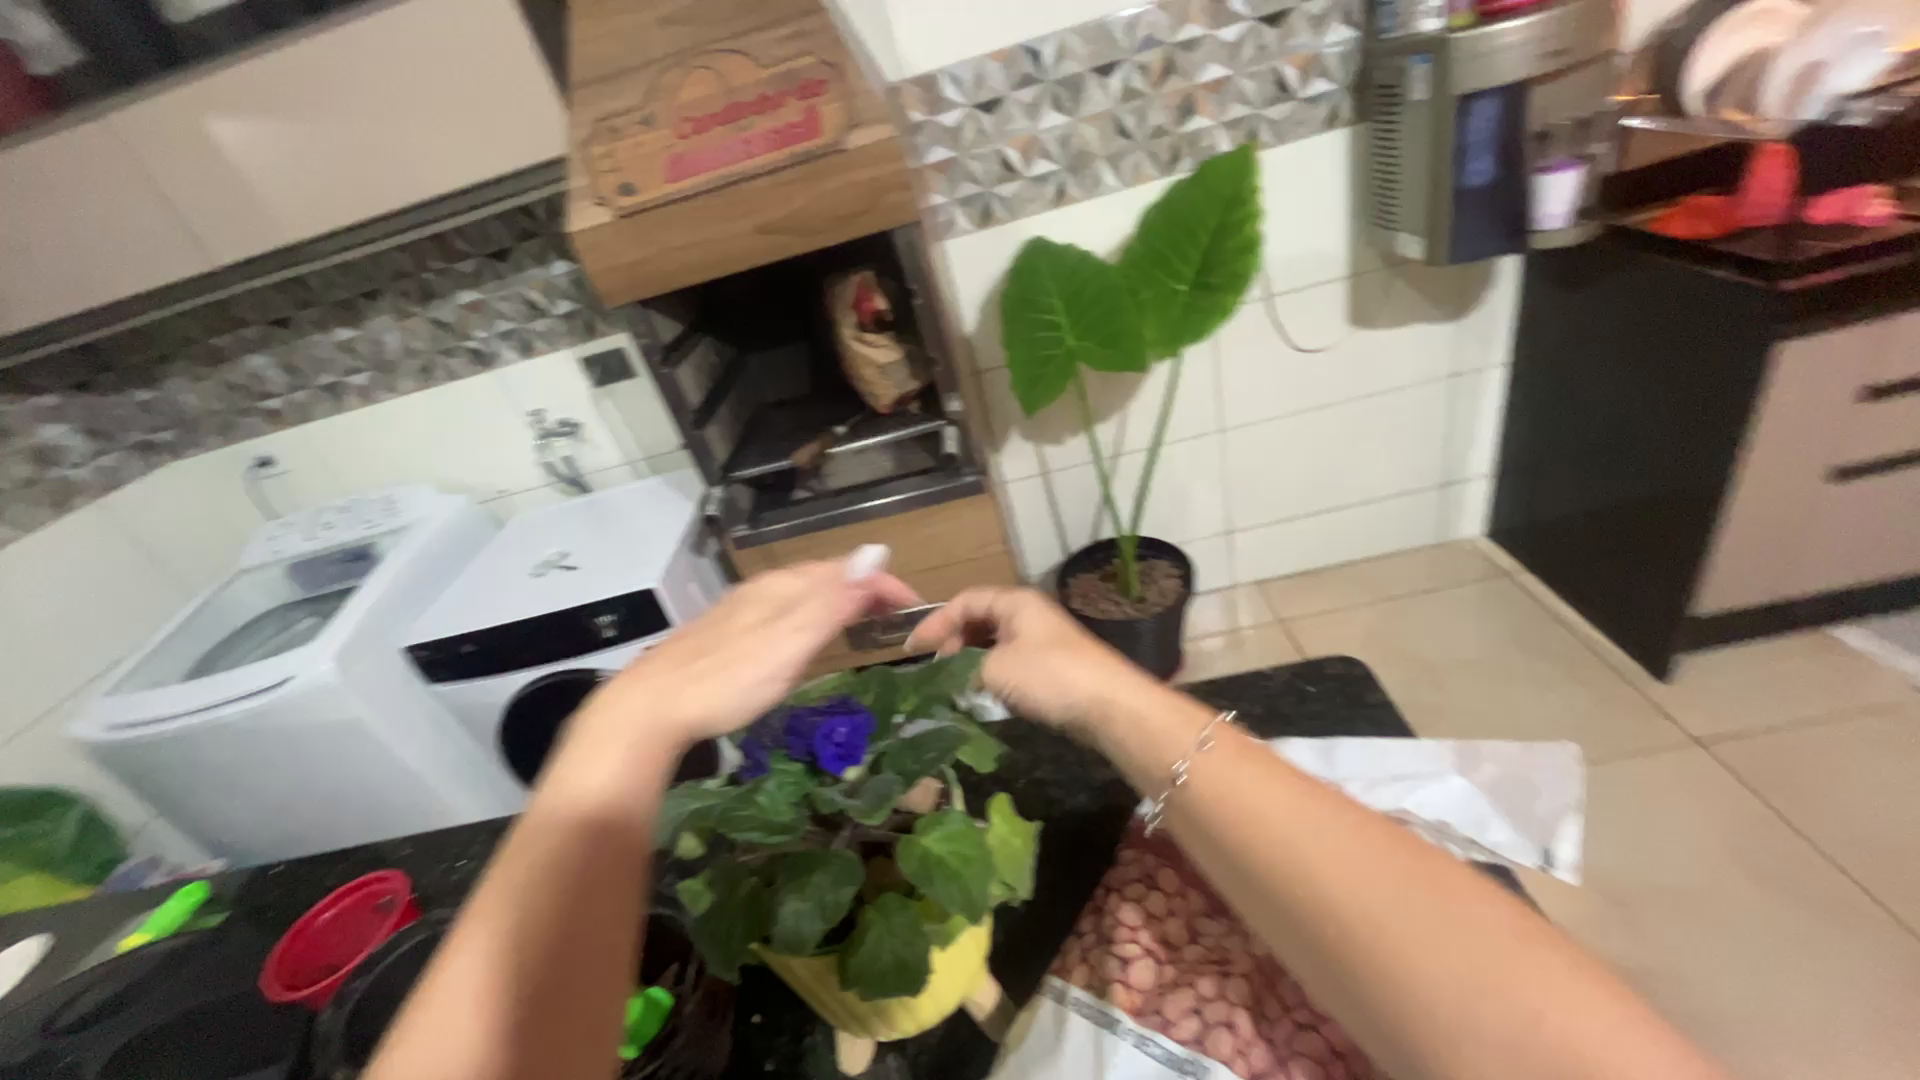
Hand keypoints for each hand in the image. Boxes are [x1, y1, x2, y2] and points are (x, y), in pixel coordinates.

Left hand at [584, 550, 919, 751]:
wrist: (652, 707)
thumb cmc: (729, 679)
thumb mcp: (790, 642)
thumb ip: (832, 602)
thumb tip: (876, 555)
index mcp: (784, 587)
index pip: (847, 570)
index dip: (884, 583)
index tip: (915, 606)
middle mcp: (765, 589)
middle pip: (826, 576)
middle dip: (865, 586)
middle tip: (895, 612)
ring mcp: (744, 609)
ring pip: (805, 591)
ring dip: (840, 598)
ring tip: (863, 618)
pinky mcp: (729, 631)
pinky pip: (787, 607)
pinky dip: (814, 612)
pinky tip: (807, 633)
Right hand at [904, 586, 1163, 740]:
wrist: (1110, 706)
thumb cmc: (1050, 676)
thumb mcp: (995, 669)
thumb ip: (962, 669)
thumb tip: (945, 678)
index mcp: (1014, 602)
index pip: (964, 601)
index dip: (935, 622)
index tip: (913, 650)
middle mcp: (1027, 615)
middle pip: (978, 620)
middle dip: (952, 641)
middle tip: (935, 669)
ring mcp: (1041, 641)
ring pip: (993, 644)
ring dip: (969, 661)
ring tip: (952, 683)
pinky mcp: (1050, 668)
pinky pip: (1008, 663)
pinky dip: (989, 674)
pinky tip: (980, 694)